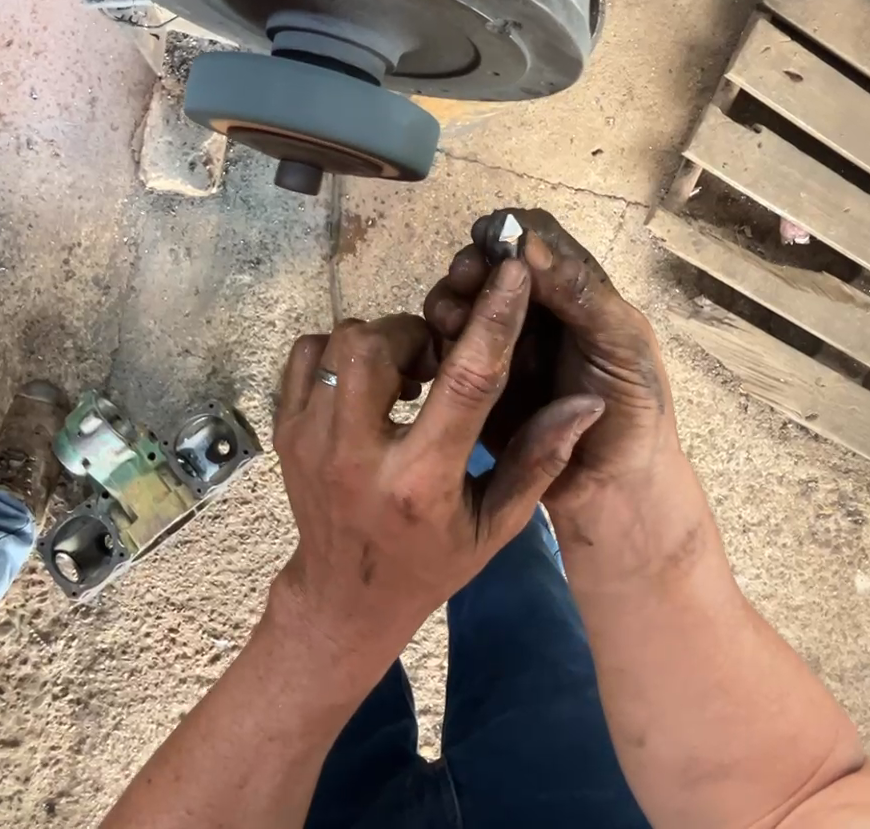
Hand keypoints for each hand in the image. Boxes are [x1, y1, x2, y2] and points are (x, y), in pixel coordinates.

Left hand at [269, 259, 606, 669]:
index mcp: (421, 482)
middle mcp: (356, 455)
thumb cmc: (432, 561)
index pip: (463, 383)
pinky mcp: (284, 431)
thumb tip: (585, 402)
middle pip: (378, 345)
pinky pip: (306, 353)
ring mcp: (308, 440)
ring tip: (403, 377)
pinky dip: (338, 351)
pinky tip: (363, 383)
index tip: (509, 274)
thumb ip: (538, 460)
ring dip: (380, 342)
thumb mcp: (497, 524)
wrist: (345, 595)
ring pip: (340, 342)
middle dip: (415, 334)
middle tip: (435, 361)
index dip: (492, 321)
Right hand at [423, 210, 701, 578]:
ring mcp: (502, 344)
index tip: (488, 240)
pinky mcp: (476, 379)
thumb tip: (527, 241)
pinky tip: (439, 346)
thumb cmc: (632, 412)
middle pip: (490, 267)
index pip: (539, 242)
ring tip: (450, 319)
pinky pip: (450, 346)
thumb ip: (581, 294)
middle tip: (462, 281)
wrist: (610, 489)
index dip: (512, 234)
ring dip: (451, 300)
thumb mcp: (621, 346)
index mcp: (576, 292)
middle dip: (471, 266)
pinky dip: (438, 337)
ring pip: (463, 302)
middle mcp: (535, 310)